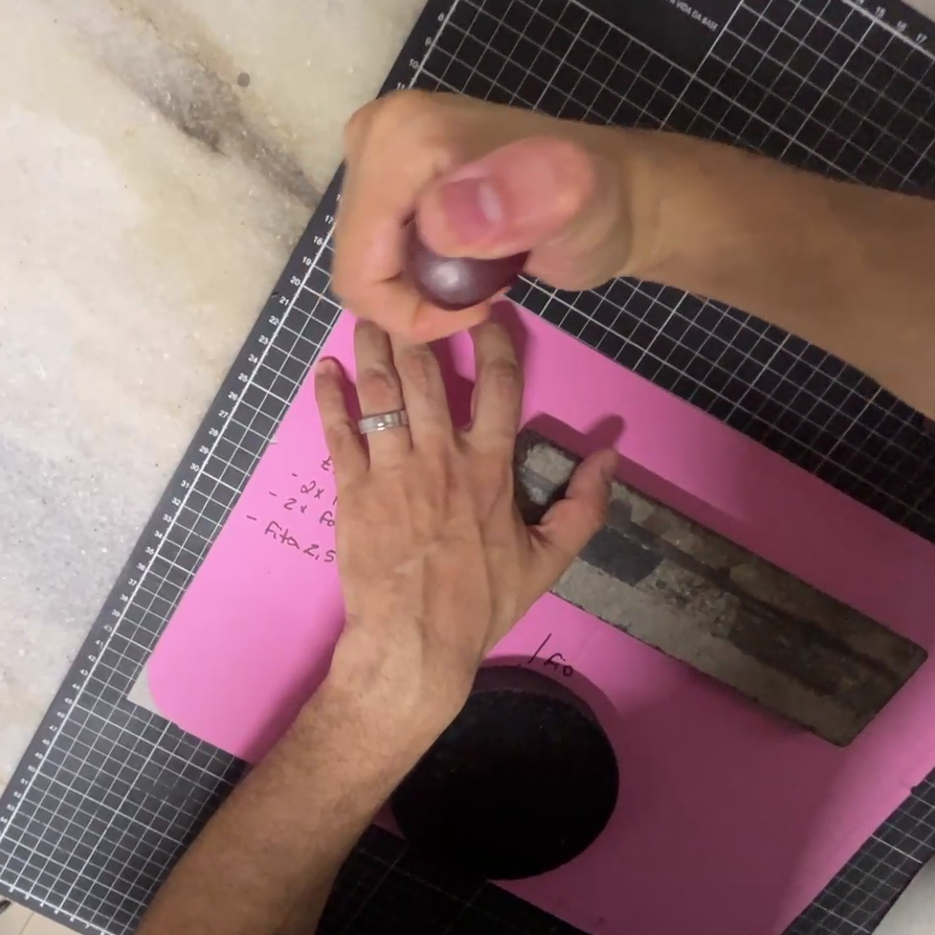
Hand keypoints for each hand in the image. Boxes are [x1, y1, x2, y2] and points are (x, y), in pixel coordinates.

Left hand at [313, 312, 618, 739]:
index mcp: (490, 468)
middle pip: (428, 375)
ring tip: (366, 313)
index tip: (488, 311)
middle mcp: (441, 456)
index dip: (494, 342)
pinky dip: (330, 397)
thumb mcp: (547, 561)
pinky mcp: (353, 489)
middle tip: (408, 293)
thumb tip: (611, 455)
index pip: (499, 387)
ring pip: (382, 393)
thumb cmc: (480, 603)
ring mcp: (393, 470)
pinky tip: (324, 369)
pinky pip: (340, 432)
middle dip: (418, 328)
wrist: (415, 641)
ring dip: (373, 347)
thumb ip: (584, 506)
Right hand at [335, 91, 657, 342]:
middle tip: (480, 293)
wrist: (611, 193)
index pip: (360, 269)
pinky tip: (457, 268)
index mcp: (397, 137)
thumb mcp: (574, 206)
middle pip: (355, 267)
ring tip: (474, 279)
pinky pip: (371, 259)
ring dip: (414, 292)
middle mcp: (372, 138)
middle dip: (412, 301)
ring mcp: (372, 160)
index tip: (480, 305)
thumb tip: (439, 221)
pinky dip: (411, 280)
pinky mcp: (380, 181)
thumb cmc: (595, 206)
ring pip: (361, 267)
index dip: (412, 311)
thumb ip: (519, 201)